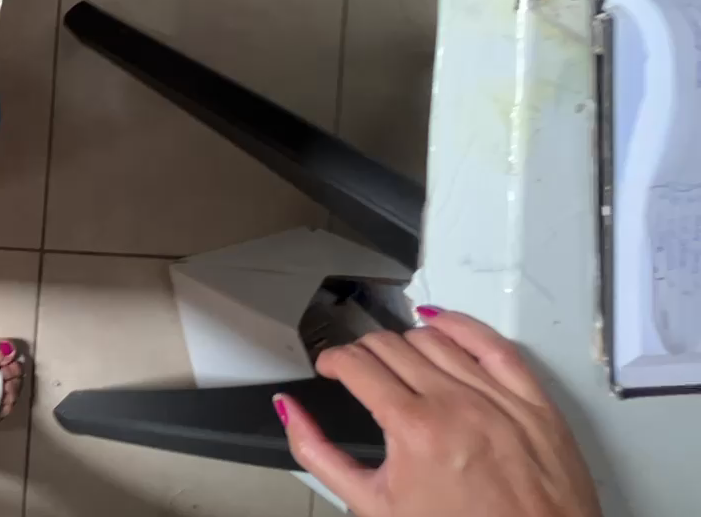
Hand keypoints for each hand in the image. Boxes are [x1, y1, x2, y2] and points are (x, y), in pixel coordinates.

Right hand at [277, 308, 599, 516]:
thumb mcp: (372, 504)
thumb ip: (316, 452)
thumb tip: (287, 408)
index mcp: (416, 428)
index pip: (353, 362)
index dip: (331, 361)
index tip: (332, 370)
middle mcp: (459, 407)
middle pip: (387, 345)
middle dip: (361, 353)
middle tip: (360, 372)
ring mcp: (502, 404)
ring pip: (431, 338)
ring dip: (403, 344)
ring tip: (398, 363)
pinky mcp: (538, 409)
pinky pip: (495, 346)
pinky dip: (463, 327)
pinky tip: (440, 326)